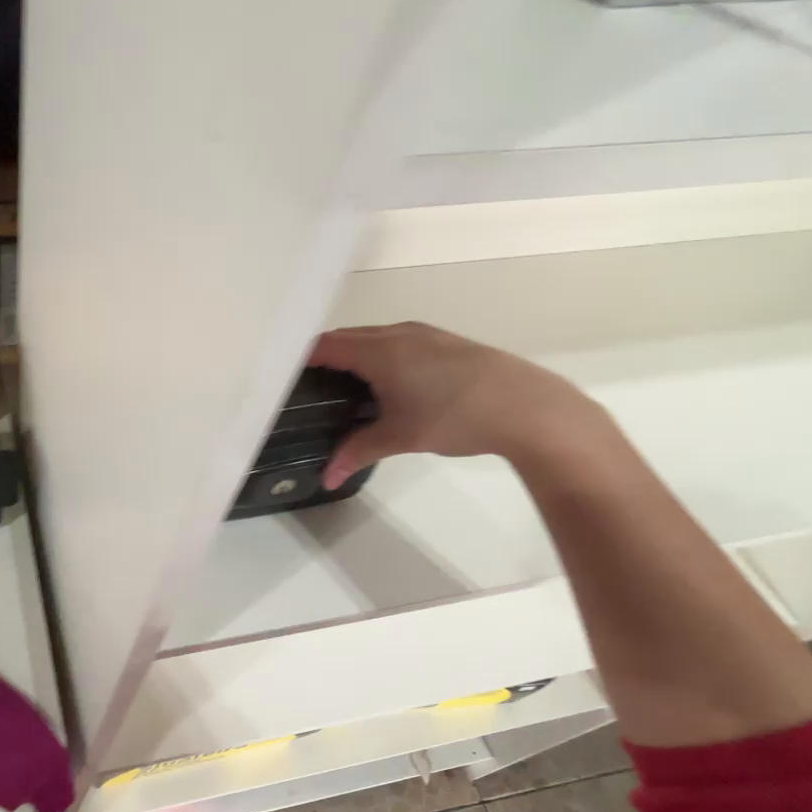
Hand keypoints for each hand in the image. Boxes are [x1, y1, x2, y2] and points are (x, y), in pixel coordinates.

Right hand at [308, 323, 606, 488]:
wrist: (528, 407)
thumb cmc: (455, 416)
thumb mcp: (400, 437)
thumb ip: (357, 452)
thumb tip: (327, 478)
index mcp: (379, 349)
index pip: (325, 345)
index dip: (300, 359)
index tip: (283, 378)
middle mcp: (398, 333)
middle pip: (347, 338)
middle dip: (325, 358)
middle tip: (306, 387)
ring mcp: (425, 334)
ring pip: (374, 339)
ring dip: (355, 356)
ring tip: (342, 388)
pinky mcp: (446, 343)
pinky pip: (397, 343)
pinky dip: (379, 358)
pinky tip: (385, 386)